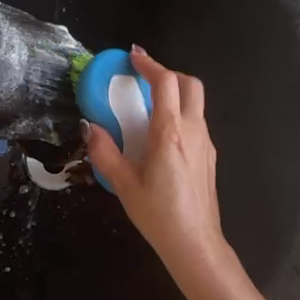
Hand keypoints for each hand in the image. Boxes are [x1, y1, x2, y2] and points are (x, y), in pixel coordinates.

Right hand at [84, 46, 233, 283]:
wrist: (195, 243)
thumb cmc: (158, 214)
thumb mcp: (123, 184)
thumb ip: (105, 152)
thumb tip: (90, 128)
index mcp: (170, 133)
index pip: (165, 83)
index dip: (150, 64)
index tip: (134, 57)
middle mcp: (193, 131)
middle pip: (190, 85)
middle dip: (168, 74)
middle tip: (144, 80)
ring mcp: (205, 144)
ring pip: (196, 105)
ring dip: (175, 96)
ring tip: (148, 108)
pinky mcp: (209, 158)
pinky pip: (196, 125)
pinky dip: (180, 116)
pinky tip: (161, 137)